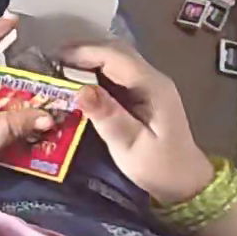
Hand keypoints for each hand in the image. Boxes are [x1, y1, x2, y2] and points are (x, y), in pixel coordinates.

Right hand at [61, 42, 214, 204]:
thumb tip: (80, 90)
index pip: (114, 56)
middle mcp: (151, 78)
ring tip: (58, 68)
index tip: (54, 58)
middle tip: (51, 62)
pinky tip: (76, 80)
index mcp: (151, 86)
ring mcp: (148, 84)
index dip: (83, 53)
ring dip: (87, 59)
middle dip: (82, 52)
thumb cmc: (158, 167)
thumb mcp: (130, 145)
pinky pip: (115, 72)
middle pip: (115, 51)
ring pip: (114, 59)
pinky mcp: (141, 93)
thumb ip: (107, 116)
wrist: (185, 183)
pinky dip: (93, 70)